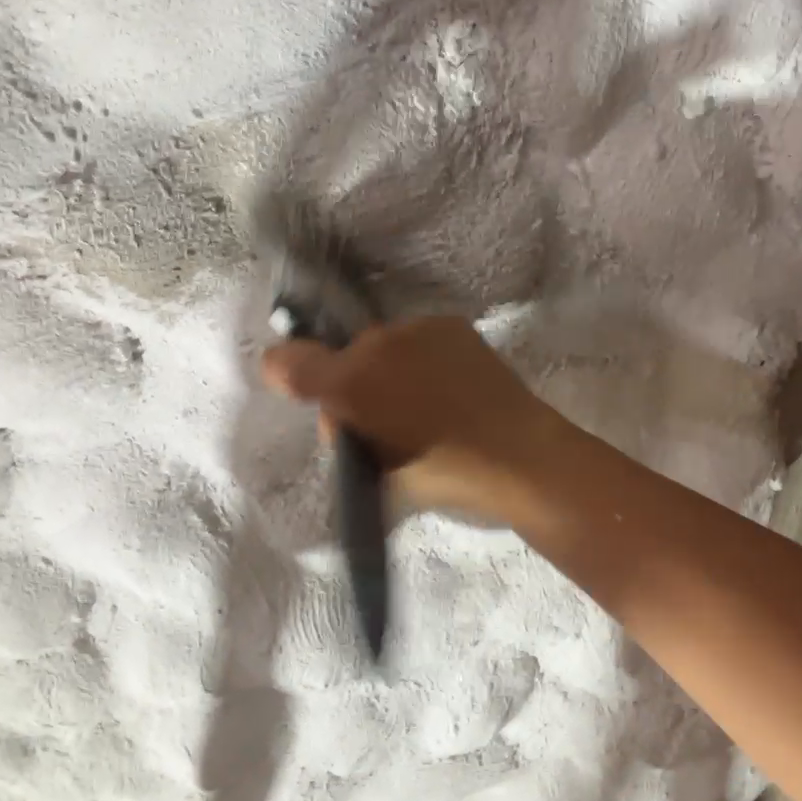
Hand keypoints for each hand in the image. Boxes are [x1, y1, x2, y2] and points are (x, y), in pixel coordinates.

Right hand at [260, 316, 565, 519]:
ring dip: (390, 366)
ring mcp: (416, 329)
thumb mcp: (379, 476)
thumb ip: (346, 441)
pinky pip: (419, 337)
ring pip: (383, 344)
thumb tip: (340, 420)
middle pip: (344, 355)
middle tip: (384, 415)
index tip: (291, 383)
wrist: (519, 453)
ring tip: (423, 399)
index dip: (282, 370)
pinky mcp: (451, 324)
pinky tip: (448, 383)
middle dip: (353, 381)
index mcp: (350, 385)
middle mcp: (376, 345)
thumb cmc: (446, 476)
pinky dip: (422, 356)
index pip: (287, 362)